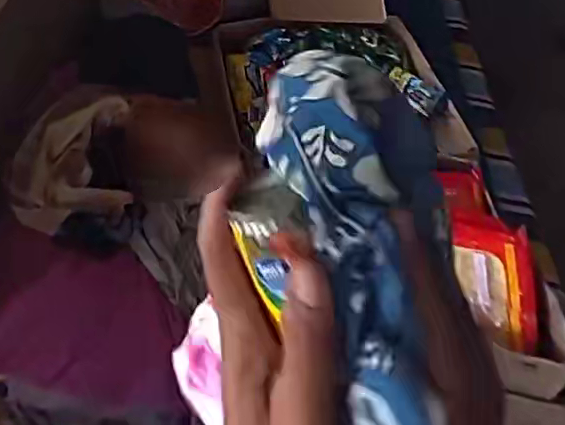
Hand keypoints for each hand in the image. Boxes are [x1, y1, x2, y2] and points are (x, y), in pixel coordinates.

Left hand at [197, 176, 335, 424]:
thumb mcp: (298, 413)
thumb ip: (305, 342)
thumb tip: (305, 256)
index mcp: (242, 334)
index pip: (215, 252)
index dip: (217, 204)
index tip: (240, 166)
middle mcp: (248, 334)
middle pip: (246, 261)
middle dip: (268, 218)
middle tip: (313, 189)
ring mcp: (266, 356)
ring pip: (273, 286)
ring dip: (295, 252)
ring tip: (336, 223)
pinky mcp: (287, 375)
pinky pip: (298, 317)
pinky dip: (317, 291)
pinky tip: (349, 287)